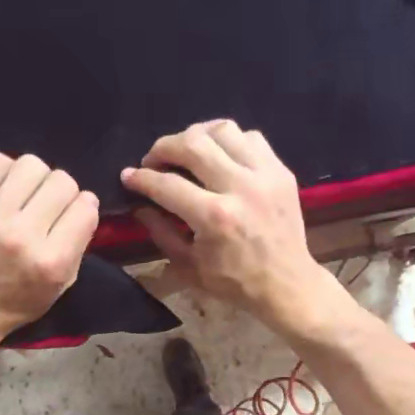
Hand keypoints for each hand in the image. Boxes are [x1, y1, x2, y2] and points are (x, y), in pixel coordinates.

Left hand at [0, 152, 98, 346]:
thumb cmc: (19, 299)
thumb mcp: (62, 283)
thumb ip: (78, 241)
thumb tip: (85, 200)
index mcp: (50, 261)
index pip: (86, 206)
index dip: (83, 209)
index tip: (71, 218)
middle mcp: (21, 235)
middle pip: (61, 181)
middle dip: (61, 193)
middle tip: (47, 209)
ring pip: (31, 164)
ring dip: (34, 179)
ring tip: (25, 198)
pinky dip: (6, 172)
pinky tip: (4, 193)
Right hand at [122, 120, 344, 334]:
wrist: (287, 283)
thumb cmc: (233, 282)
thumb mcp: (188, 265)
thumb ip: (160, 231)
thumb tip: (139, 205)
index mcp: (215, 217)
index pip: (167, 184)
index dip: (141, 178)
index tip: (128, 175)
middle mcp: (240, 187)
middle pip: (193, 144)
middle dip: (163, 148)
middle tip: (153, 161)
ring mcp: (265, 174)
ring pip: (223, 130)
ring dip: (196, 136)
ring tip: (185, 151)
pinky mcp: (281, 170)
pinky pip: (250, 137)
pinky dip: (228, 141)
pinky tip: (218, 156)